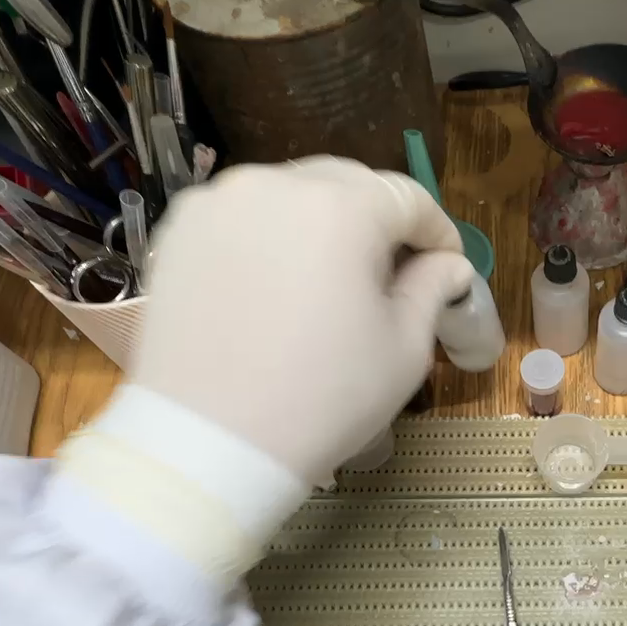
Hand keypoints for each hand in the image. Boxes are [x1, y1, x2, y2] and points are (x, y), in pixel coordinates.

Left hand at [133, 157, 477, 483]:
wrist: (212, 441)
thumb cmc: (326, 398)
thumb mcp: (404, 350)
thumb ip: (431, 289)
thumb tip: (448, 264)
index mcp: (339, 209)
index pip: (407, 197)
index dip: (438, 231)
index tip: (448, 265)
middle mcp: (273, 184)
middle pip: (347, 184)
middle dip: (381, 220)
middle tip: (395, 269)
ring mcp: (217, 204)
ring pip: (291, 194)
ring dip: (325, 223)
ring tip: (335, 276)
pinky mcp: (177, 232)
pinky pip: (244, 216)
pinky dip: (274, 236)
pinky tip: (281, 283)